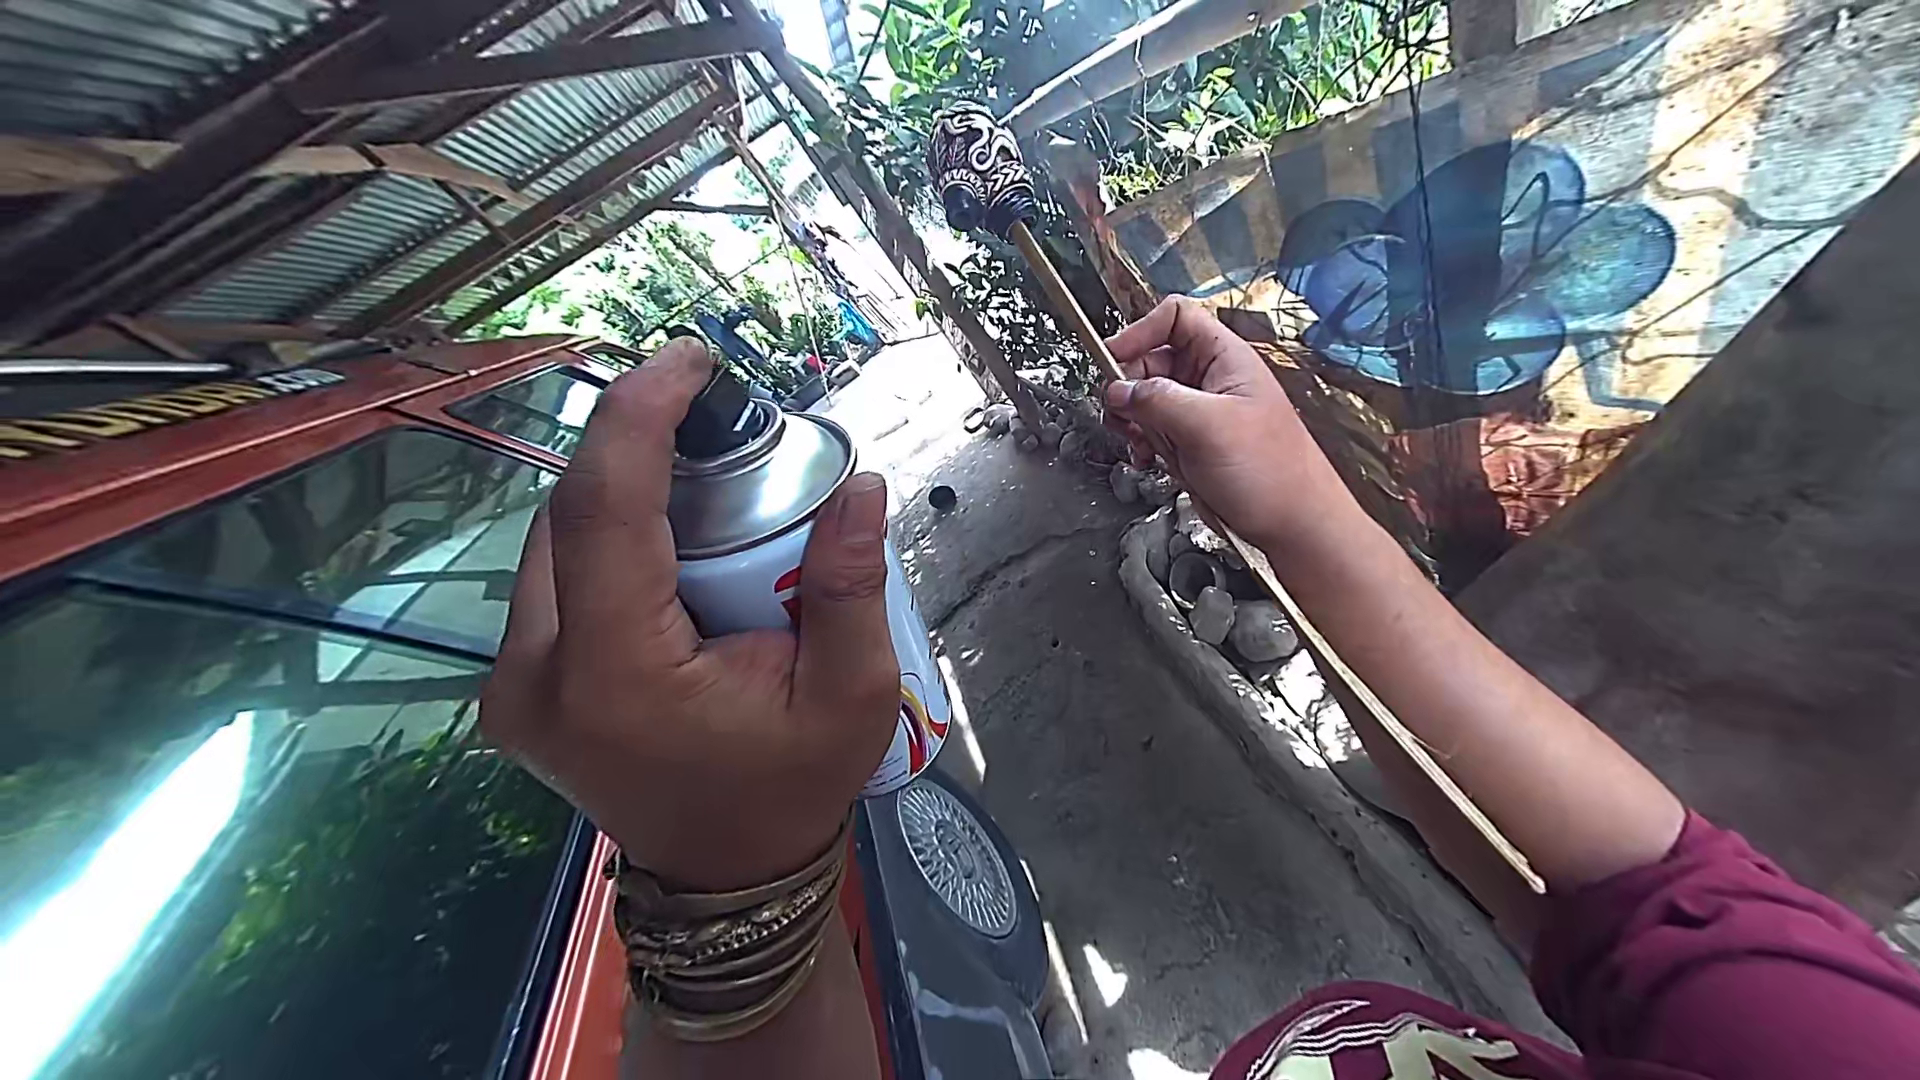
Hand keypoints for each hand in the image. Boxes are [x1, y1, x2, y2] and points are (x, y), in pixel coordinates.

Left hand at [481, 340, 899, 889]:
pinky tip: (673, 542)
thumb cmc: (794, 784)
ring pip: (555, 541)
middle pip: (571, 515)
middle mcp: (536, 676)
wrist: (731, 870)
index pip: (604, 511)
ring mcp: (514, 685)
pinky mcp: (521, 686)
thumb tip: (859, 488)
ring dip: (627, 494)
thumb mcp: (852, 692)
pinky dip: (612, 537)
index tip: (686, 362)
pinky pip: (557, 577)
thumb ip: (851, 586)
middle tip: (724, 439)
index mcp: (617, 676)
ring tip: (708, 489)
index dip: (640, 418)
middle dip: (644, 453)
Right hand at [1103, 296, 1359, 554]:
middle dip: (1129, 386)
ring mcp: (1198, 412)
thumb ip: (1157, 400)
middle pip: (1150, 361)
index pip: (1174, 319)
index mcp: (1224, 359)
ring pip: (1146, 399)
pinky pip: (1151, 430)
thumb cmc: (1269, 472)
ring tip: (1136, 440)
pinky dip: (1140, 442)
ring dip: (1132, 419)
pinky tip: (1145, 457)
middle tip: (1120, 412)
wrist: (1291, 524)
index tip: (1111, 358)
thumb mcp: (1207, 426)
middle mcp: (1209, 380)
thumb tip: (1117, 389)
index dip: (1139, 332)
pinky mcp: (1189, 443)